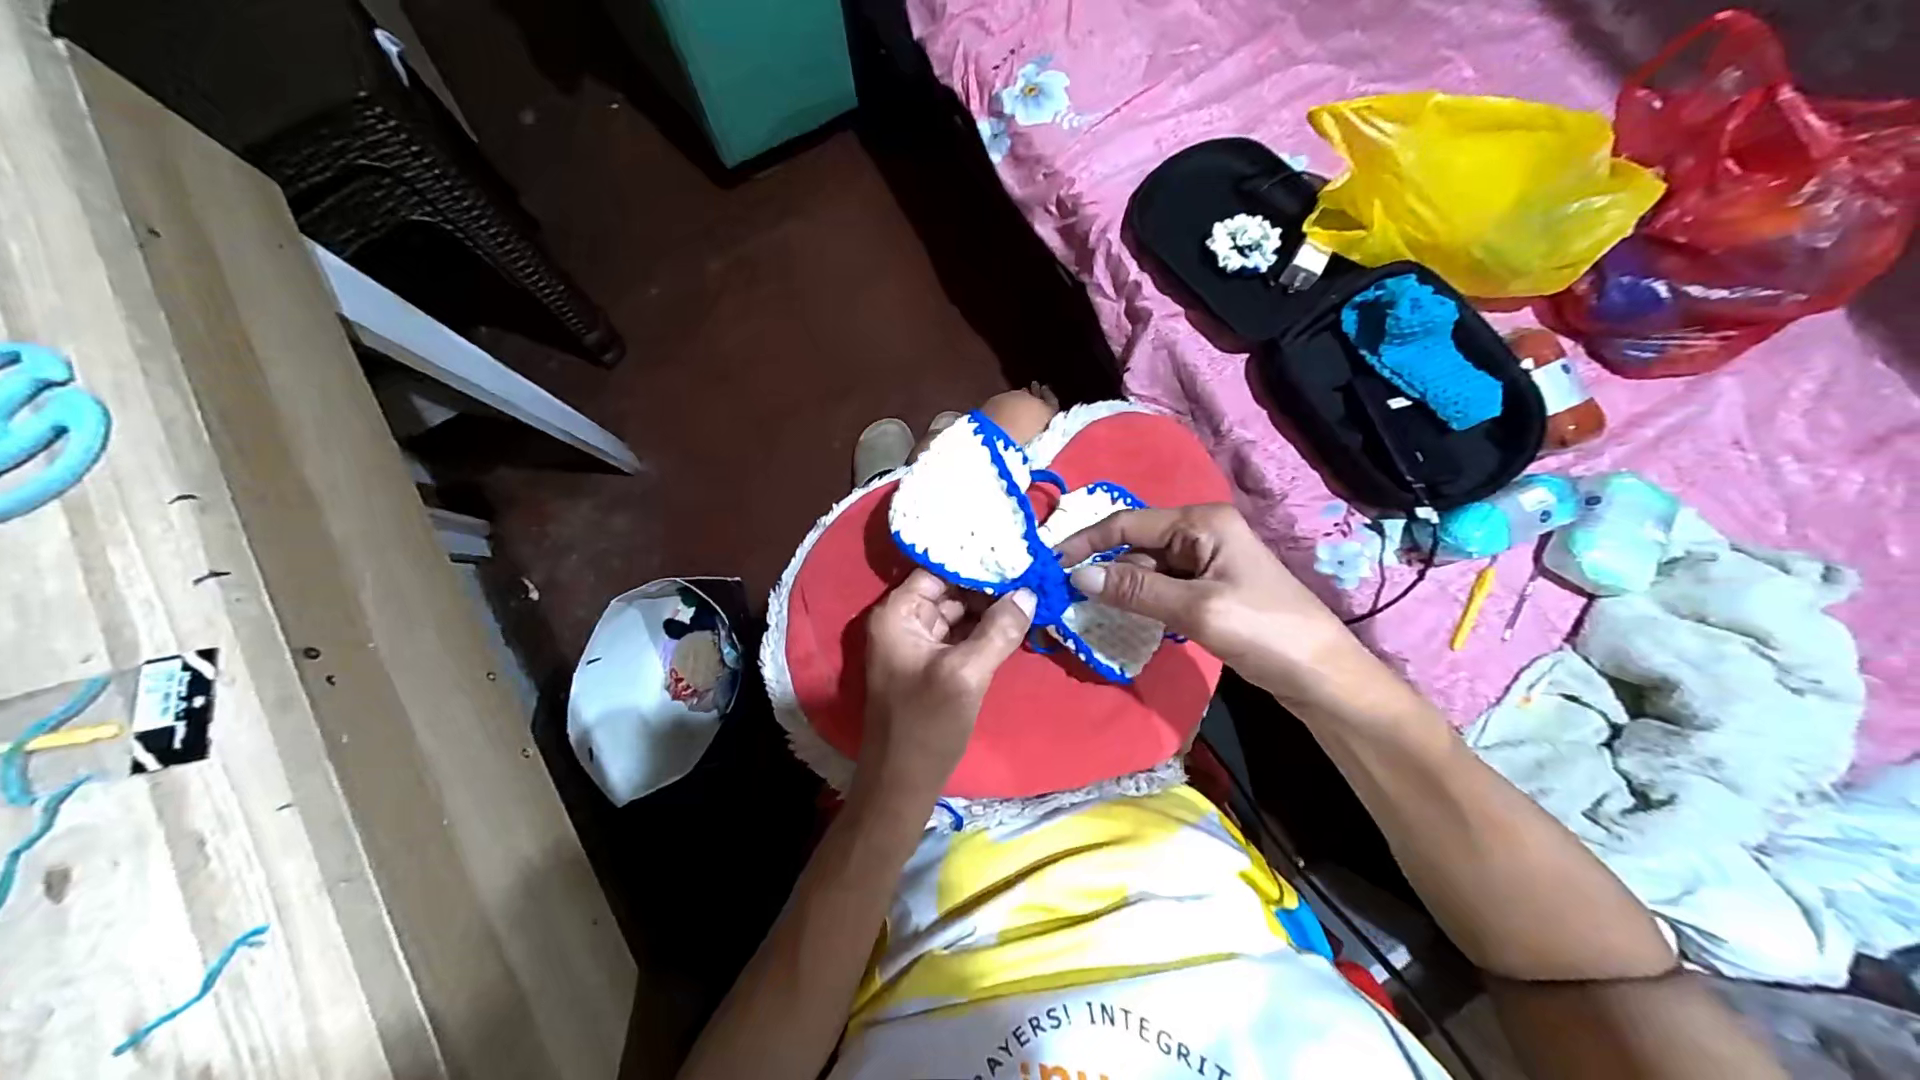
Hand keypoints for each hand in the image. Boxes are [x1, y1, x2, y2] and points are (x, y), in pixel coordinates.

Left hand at [862, 570, 1034, 795]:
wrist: (903, 783)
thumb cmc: (926, 724)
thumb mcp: (966, 673)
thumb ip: (998, 630)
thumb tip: (1029, 593)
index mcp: (898, 614)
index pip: (939, 570)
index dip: (976, 561)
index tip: (1016, 552)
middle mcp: (905, 621)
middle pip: (951, 588)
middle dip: (990, 583)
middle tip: (1034, 573)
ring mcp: (919, 643)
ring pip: (960, 611)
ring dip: (993, 607)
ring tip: (1034, 593)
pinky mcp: (934, 663)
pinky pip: (963, 635)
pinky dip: (987, 630)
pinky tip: (1019, 622)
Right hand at [1053, 504, 1382, 710]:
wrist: (1322, 676)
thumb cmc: (1264, 630)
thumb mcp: (1195, 608)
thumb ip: (1135, 589)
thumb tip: (1077, 575)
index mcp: (1202, 522)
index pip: (1128, 523)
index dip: (1087, 542)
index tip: (1051, 565)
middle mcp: (1201, 532)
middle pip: (1135, 544)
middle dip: (1102, 567)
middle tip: (1066, 596)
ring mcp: (1206, 561)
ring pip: (1146, 567)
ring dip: (1119, 586)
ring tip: (1087, 609)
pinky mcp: (1208, 588)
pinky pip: (1161, 586)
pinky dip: (1140, 599)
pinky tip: (1124, 616)